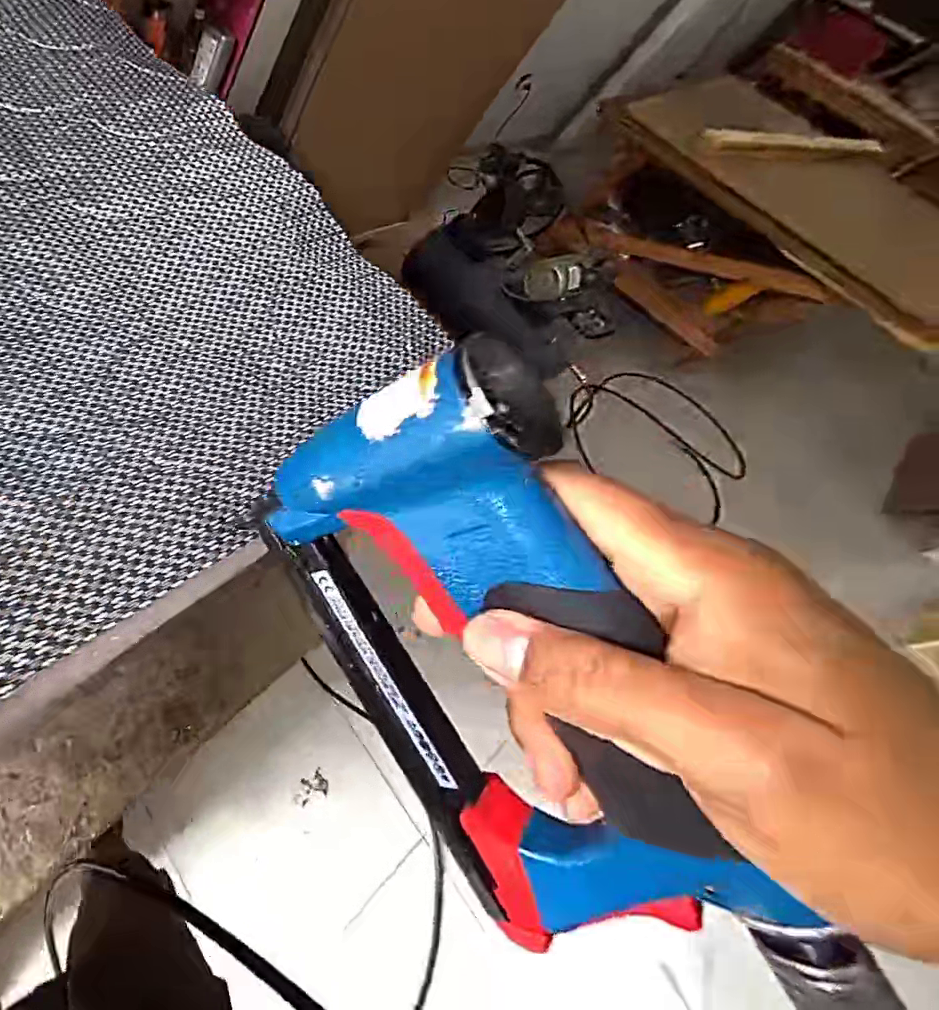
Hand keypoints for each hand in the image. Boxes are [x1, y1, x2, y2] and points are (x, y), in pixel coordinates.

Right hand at [412, 464, 938, 960]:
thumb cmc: (887, 818)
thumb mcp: (728, 750)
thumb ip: (596, 681)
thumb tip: (482, 633)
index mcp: (703, 574)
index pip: (572, 497)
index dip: (493, 504)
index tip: (428, 545)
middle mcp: (688, 588)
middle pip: (550, 570)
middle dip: (505, 627)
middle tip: (462, 658)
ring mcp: (689, 634)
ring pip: (564, 634)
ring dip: (543, 698)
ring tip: (563, 773)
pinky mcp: (690, 676)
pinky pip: (597, 675)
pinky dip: (573, 720)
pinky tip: (586, 779)